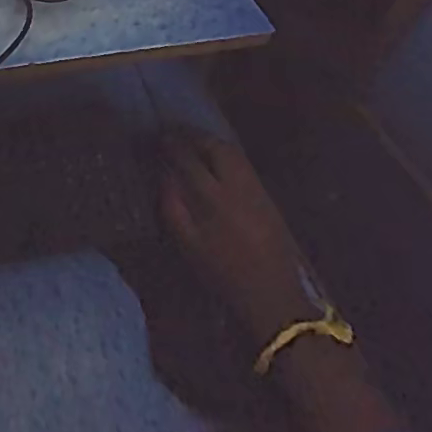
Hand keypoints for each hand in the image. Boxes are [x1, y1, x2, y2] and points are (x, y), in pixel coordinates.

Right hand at [159, 130, 312, 341]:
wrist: (272, 297)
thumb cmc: (223, 273)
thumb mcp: (188, 244)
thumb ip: (172, 206)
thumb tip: (164, 176)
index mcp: (215, 200)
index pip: (190, 160)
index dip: (173, 145)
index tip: (160, 138)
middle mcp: (239, 188)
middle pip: (217, 148)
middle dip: (196, 137)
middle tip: (178, 134)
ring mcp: (257, 191)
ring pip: (235, 154)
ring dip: (213, 143)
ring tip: (195, 143)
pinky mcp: (268, 198)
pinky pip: (245, 166)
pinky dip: (227, 156)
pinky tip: (216, 162)